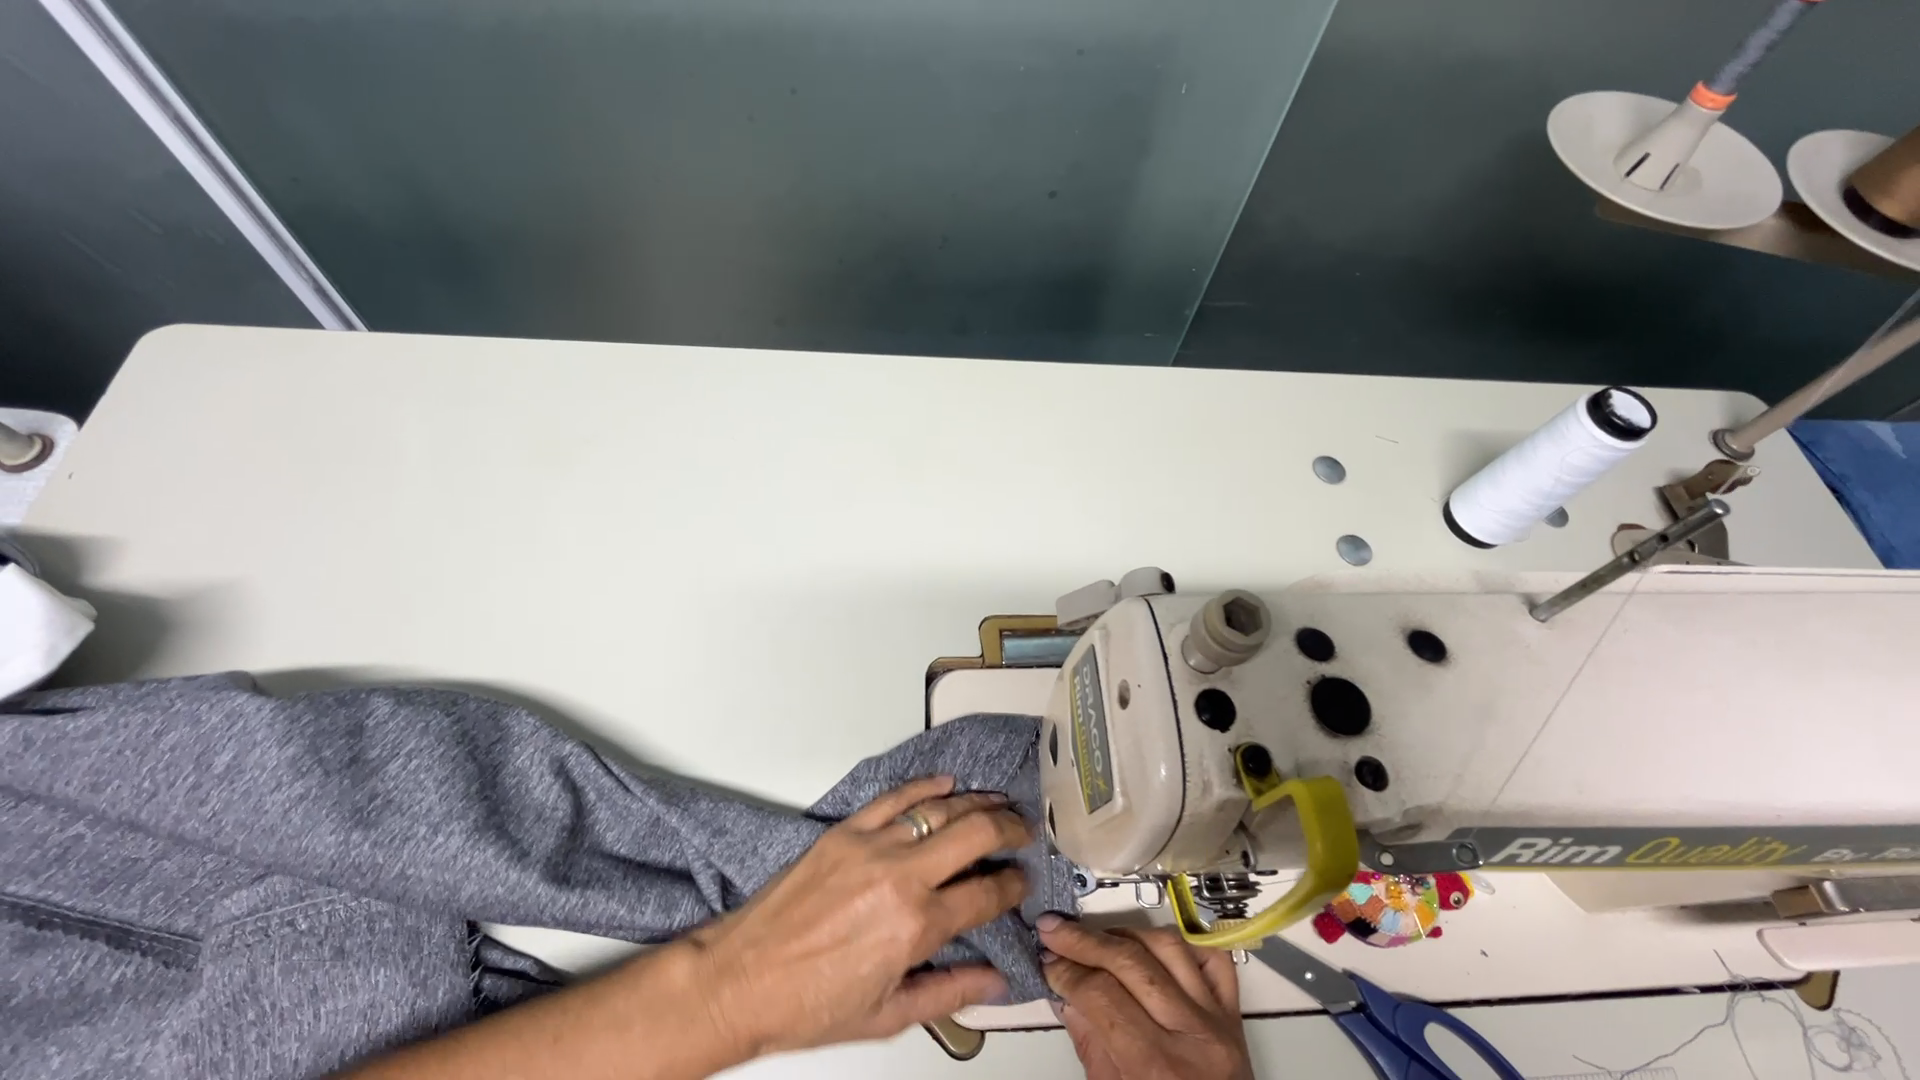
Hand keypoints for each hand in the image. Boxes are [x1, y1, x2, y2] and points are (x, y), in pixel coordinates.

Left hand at [688, 776, 1030, 1056]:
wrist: (740, 979)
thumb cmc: (807, 1004)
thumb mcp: (887, 1015)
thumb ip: (949, 992)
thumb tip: (994, 981)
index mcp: (915, 926)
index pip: (986, 894)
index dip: (1014, 885)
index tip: (1022, 882)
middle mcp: (900, 877)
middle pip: (975, 834)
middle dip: (1009, 829)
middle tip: (1022, 832)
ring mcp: (870, 847)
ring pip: (940, 809)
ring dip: (976, 803)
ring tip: (998, 804)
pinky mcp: (843, 832)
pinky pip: (894, 798)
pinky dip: (924, 787)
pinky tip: (946, 784)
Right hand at [1040, 916, 1253, 1079]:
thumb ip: (1089, 1040)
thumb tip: (1064, 989)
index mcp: (1157, 1069)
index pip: (1102, 995)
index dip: (1066, 972)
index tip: (1044, 960)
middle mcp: (1193, 1036)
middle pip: (1131, 963)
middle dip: (1083, 941)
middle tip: (1052, 931)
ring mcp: (1219, 1021)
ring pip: (1168, 947)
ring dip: (1124, 934)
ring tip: (1094, 938)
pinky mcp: (1234, 1014)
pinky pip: (1213, 958)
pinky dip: (1181, 943)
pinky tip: (1150, 944)